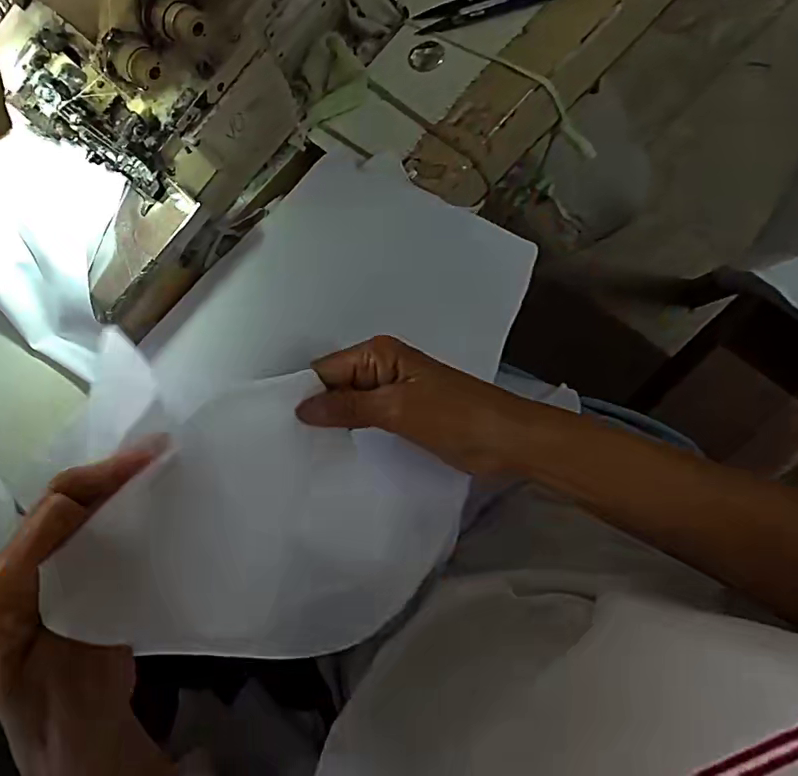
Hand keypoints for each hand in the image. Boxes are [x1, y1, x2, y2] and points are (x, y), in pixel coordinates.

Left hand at [0, 447, 174, 775]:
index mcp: (2, 595)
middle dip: (108, 475)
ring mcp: (32, 576)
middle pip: (59, 504)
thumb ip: (85, 616)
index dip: (100, 481)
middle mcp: (9, 574)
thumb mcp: (78, 686)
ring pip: (72, 511)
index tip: (150, 459)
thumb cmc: (69, 736)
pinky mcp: (57, 582)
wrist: (73, 768)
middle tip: (159, 452)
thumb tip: (109, 540)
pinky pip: (85, 531)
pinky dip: (116, 509)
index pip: (52, 515)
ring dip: (112, 486)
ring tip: (155, 465)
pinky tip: (144, 500)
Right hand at [297, 335, 554, 475]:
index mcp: (377, 352)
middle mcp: (379, 364)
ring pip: (347, 400)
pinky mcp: (401, 409)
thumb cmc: (458, 418)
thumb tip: (301, 408)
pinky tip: (336, 445)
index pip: (325, 369)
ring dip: (333, 419)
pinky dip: (351, 426)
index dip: (305, 393)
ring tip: (306, 445)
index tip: (281, 421)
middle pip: (333, 383)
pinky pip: (364, 413)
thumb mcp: (397, 410)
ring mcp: (390, 387)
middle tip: (290, 438)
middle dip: (316, 406)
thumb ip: (347, 407)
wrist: (515, 441)